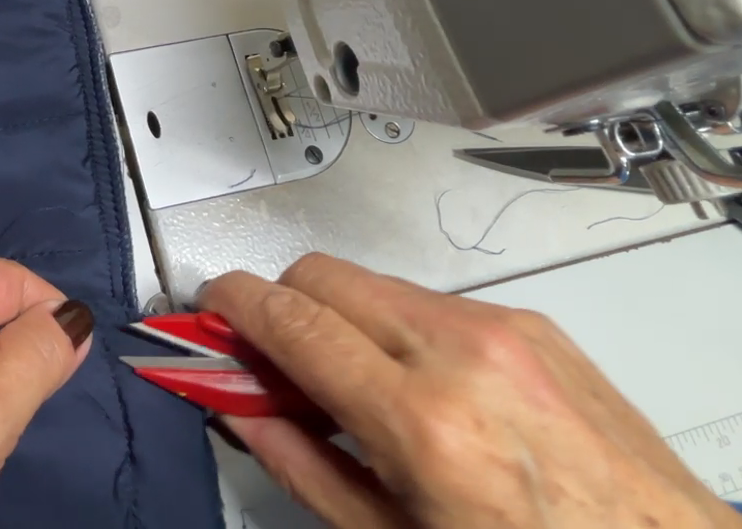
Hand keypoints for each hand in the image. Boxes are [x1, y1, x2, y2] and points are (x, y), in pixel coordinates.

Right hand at [201, 254, 741, 528]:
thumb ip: (303, 467)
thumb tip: (240, 407)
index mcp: (422, 422)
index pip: (291, 320)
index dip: (234, 303)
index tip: (210, 308)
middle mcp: (459, 351)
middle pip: (320, 274)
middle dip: (282, 304)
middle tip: (278, 359)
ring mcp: (501, 326)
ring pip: (369, 282)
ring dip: (340, 317)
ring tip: (359, 385)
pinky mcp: (531, 319)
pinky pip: (427, 298)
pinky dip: (396, 326)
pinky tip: (424, 386)